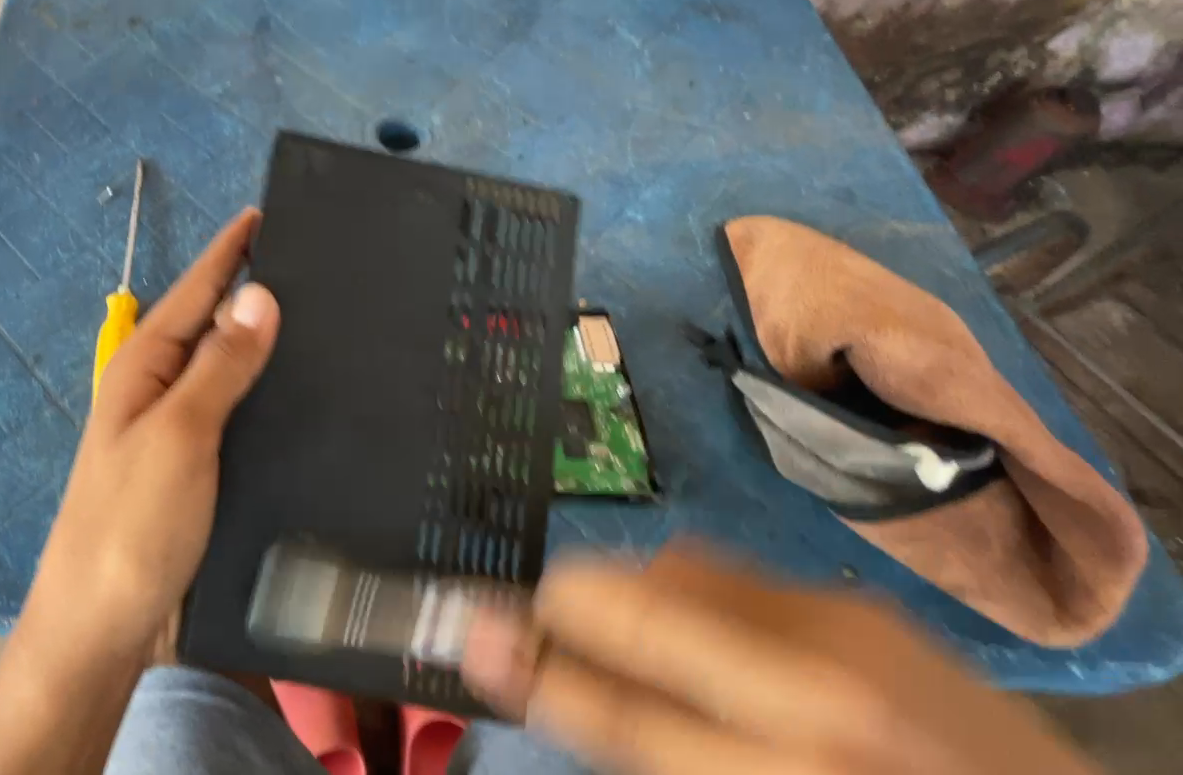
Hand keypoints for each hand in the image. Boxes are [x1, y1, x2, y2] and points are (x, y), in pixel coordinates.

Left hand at [26, 208, 279, 655]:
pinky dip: (261, 388)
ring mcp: (174, 429)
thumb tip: (259, 294)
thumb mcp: (180, 436)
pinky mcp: (192, 466)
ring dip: (261, 338)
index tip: (271, 213)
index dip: (232, 250)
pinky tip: (295, 392)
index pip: (196, 289)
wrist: (101, 626)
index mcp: (145, 366)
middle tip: (318, 263)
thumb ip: (219, 366)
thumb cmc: (132, 525)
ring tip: (319, 316)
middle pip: (210, 322)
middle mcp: (156, 388)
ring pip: (224, 366)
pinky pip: (233, 408)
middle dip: (254, 287)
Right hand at [462, 542, 1099, 774]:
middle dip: (563, 604)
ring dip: (621, 595)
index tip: (472, 630)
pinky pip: (721, 571)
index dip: (534, 664)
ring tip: (610, 628)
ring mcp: (841, 626)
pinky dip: (676, 591)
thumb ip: (650, 737)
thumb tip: (556, 681)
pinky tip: (681, 625)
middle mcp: (816, 686)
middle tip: (517, 614)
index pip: (617, 704)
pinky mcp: (854, 601)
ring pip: (670, 570)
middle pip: (633, 603)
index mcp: (786, 767)